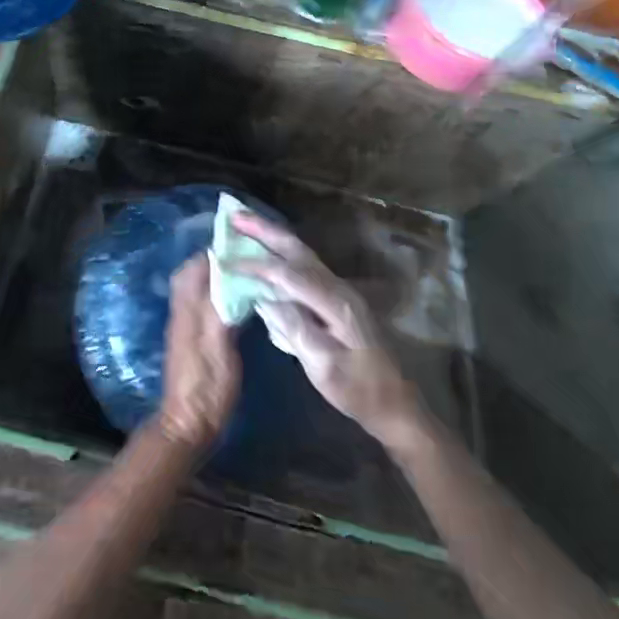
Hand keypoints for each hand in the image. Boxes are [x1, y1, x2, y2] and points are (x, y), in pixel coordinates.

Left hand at [156, 254, 239, 450]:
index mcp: (188, 308)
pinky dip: (222, 292)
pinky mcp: (196, 337)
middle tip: (250, 253)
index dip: (219, 250)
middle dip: (219, 258)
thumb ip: (222, 308)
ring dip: (220, 274)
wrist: (189, 424)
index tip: (245, 240)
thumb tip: (231, 273)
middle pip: (196, 272)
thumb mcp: (218, 346)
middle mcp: (184, 310)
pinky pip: (206, 302)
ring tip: (251, 269)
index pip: (198, 265)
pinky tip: (244, 297)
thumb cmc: (206, 386)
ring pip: (201, 286)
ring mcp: (188, 324)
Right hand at [231, 214, 428, 450]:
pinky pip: (304, 268)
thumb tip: (264, 300)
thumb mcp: (323, 367)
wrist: (394, 403)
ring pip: (301, 255)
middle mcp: (338, 288)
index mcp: (336, 303)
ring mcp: (339, 291)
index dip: (255, 265)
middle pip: (297, 250)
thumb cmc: (358, 389)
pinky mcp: (335, 299)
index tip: (224, 260)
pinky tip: (267, 253)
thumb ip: (294, 329)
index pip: (289, 274)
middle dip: (265, 231)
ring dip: (272, 237)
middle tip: (234, 215)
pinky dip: (281, 254)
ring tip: (244, 225)